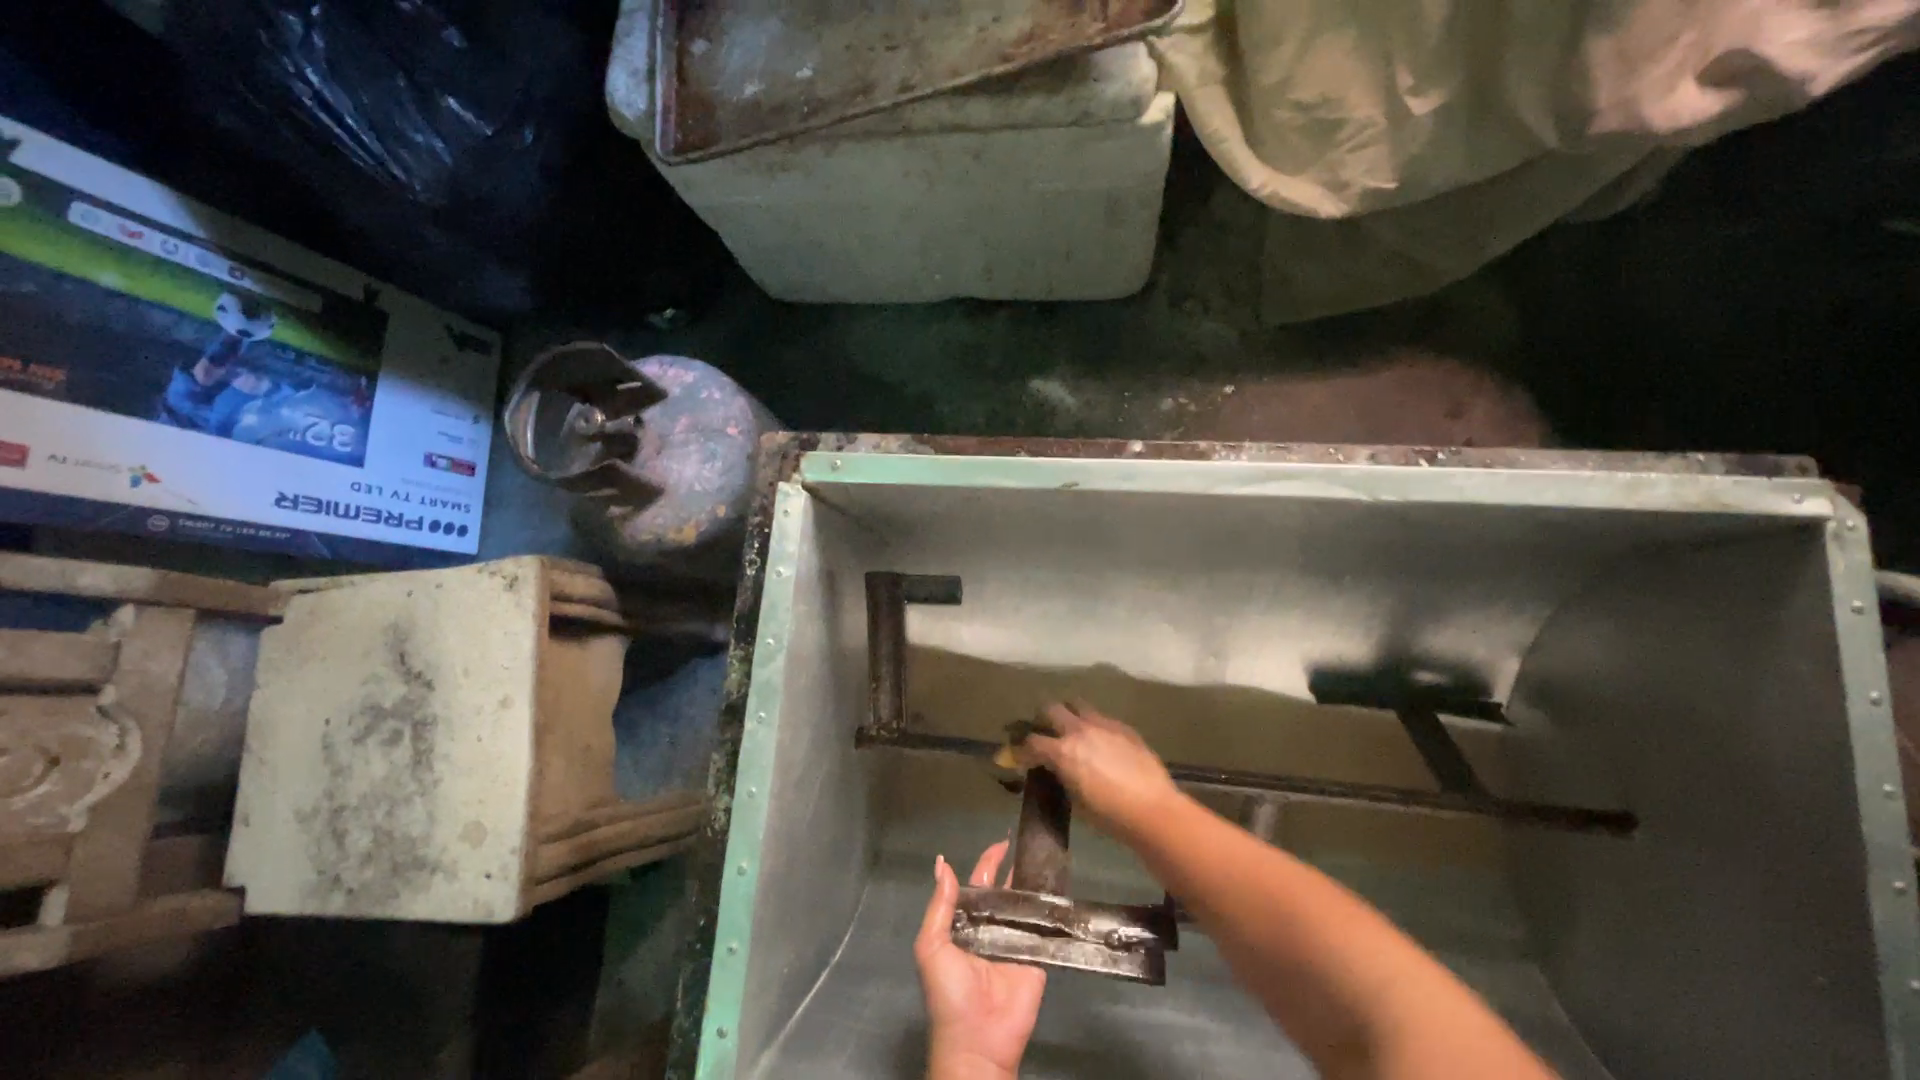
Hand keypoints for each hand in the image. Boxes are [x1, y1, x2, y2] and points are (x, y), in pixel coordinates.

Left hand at [915, 842, 1046, 1079]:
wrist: (978, 1041)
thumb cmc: (949, 993)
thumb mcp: (931, 947)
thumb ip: (940, 906)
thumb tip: (943, 863)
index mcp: (964, 924)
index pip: (978, 885)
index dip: (988, 863)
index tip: (1004, 841)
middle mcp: (991, 928)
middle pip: (1005, 892)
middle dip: (1016, 869)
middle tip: (1033, 843)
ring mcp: (1016, 942)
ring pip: (1027, 906)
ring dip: (1037, 886)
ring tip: (1052, 859)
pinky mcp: (1038, 957)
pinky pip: (1046, 929)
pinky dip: (1054, 912)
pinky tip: (1065, 891)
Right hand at [1015, 702, 1181, 841]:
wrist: (1152, 810)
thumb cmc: (1109, 815)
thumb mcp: (1074, 798)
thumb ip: (1060, 775)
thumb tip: (1055, 768)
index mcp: (1063, 751)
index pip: (1031, 741)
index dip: (1021, 749)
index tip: (1019, 755)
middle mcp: (1079, 730)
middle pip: (1050, 708)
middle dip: (1042, 719)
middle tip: (1044, 733)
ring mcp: (1103, 725)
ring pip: (1077, 705)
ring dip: (1068, 714)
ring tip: (1071, 730)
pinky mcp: (1123, 727)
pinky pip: (1101, 717)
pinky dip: (1093, 725)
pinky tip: (1100, 741)